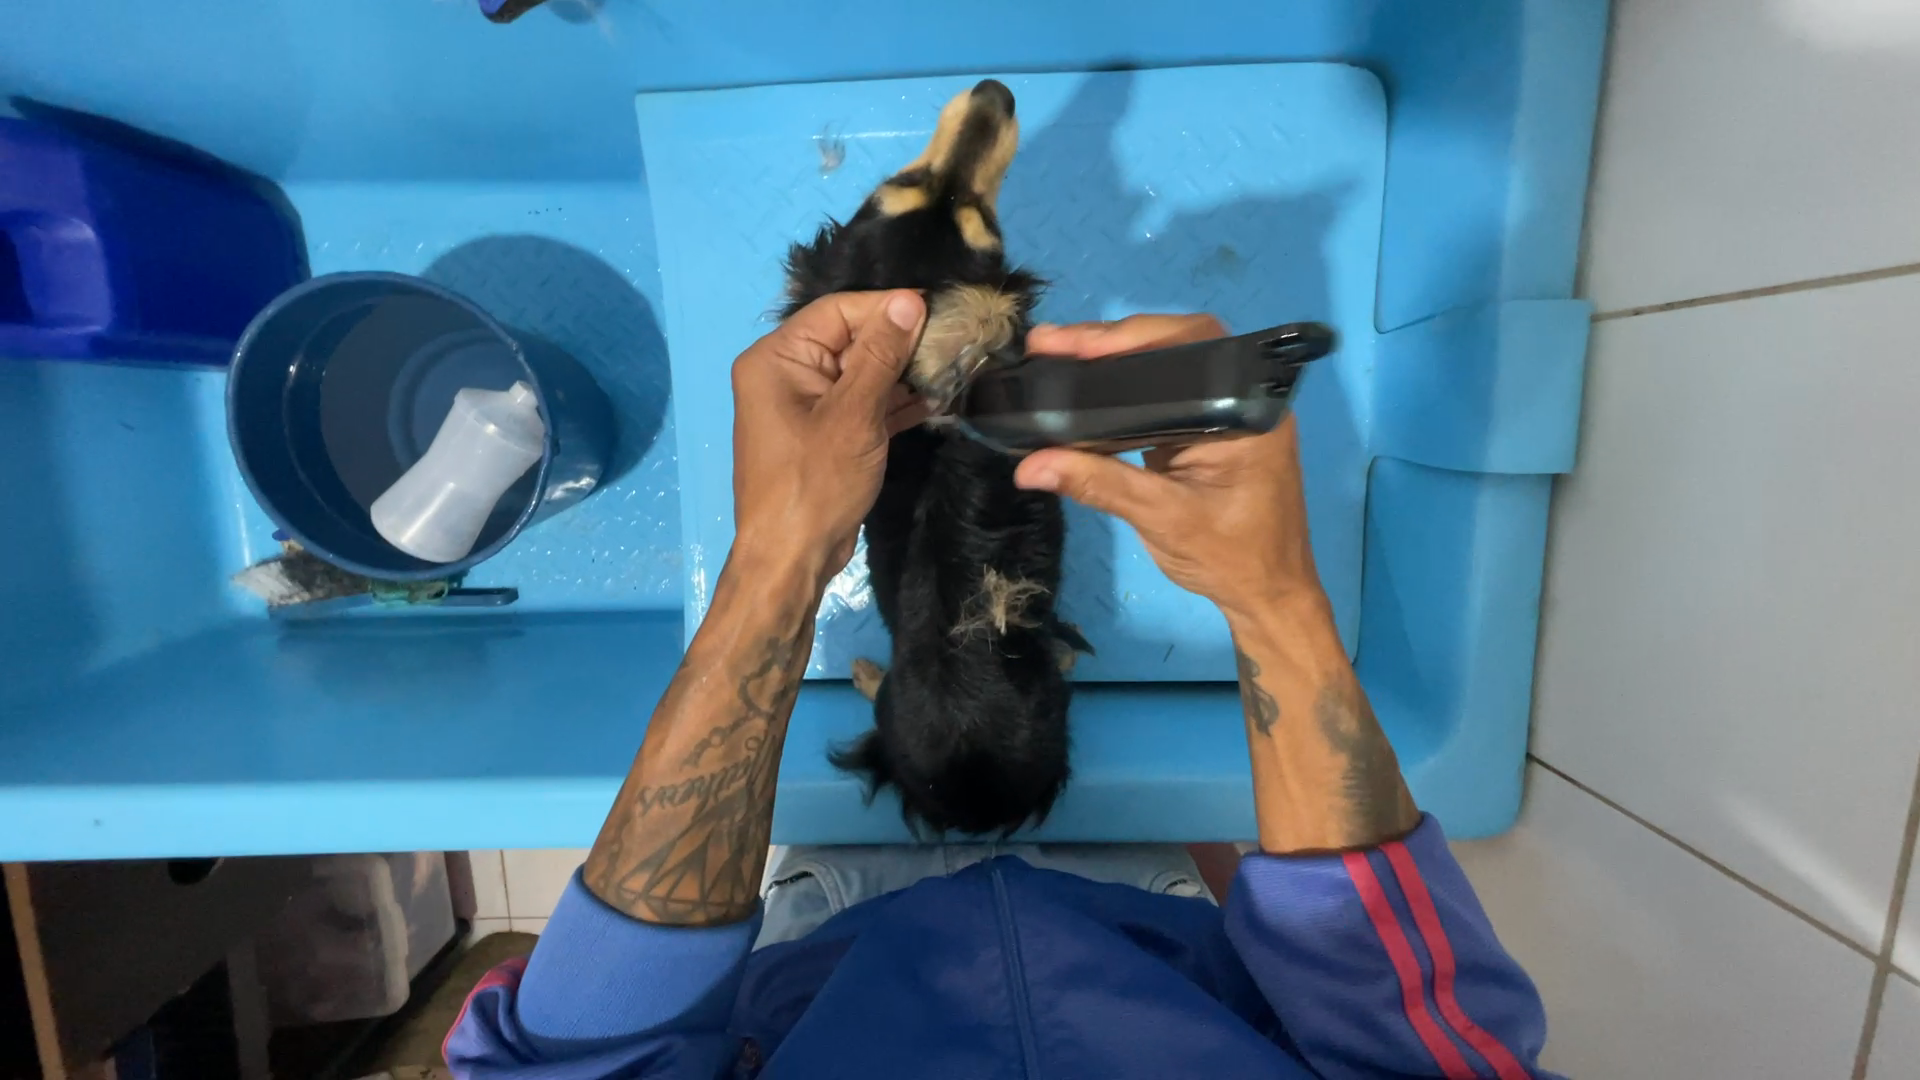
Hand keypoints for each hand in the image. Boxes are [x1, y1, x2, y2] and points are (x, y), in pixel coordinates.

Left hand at [731, 290, 927, 579]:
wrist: (792, 557)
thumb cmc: (815, 483)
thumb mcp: (853, 415)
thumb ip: (881, 355)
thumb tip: (909, 301)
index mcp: (778, 358)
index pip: (838, 312)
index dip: (887, 307)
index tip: (937, 308)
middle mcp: (788, 374)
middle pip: (852, 341)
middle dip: (901, 342)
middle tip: (952, 340)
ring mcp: (808, 407)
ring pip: (862, 375)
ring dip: (904, 374)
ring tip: (952, 367)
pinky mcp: (827, 435)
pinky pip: (863, 406)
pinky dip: (895, 404)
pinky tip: (936, 399)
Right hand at [1012, 315, 1323, 621]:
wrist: (1266, 594)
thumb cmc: (1230, 557)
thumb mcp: (1162, 518)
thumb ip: (1099, 485)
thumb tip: (1029, 467)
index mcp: (1245, 409)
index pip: (1187, 348)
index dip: (1126, 339)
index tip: (1070, 345)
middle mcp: (1240, 399)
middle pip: (1172, 347)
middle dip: (1109, 342)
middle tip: (1048, 345)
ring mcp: (1222, 414)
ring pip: (1164, 370)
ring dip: (1111, 364)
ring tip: (1056, 360)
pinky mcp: (1203, 432)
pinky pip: (1161, 398)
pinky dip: (1121, 395)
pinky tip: (1083, 395)